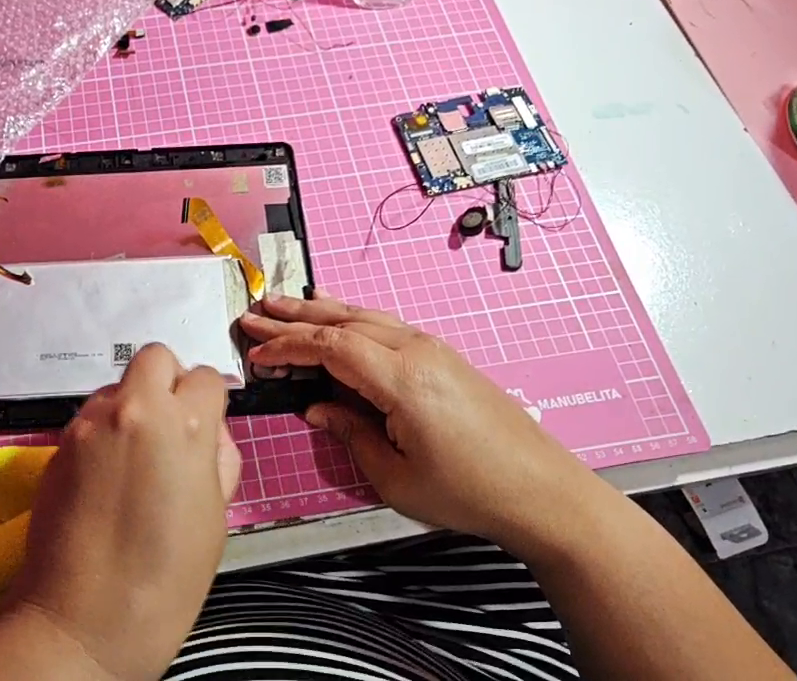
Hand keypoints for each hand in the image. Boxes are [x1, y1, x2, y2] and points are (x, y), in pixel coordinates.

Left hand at [5, 344, 242, 680]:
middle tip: (171, 426)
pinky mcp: (59, 442)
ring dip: (132, 406)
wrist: (82, 622)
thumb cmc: (162, 583)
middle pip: (156, 358)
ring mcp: (90, 422)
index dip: (210, 401)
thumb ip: (216, 459)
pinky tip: (106, 476)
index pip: (205, 377)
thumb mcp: (215, 518)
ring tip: (135, 458)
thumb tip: (209, 434)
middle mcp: (133, 409)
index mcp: (183, 424)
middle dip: (169, 382)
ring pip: (119, 385)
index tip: (207, 423)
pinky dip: (103, 430)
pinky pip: (90, 416)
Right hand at [240, 293, 617, 559]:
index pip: (330, 347)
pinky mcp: (441, 355)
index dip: (287, 346)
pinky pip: (384, 324)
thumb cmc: (474, 492)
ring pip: (362, 316)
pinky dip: (351, 317)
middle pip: (342, 321)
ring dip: (319, 311)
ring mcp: (432, 348)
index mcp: (402, 379)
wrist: (542, 491)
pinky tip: (336, 313)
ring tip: (283, 305)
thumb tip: (318, 409)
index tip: (257, 352)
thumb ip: (349, 434)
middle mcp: (416, 350)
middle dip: (293, 317)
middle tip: (255, 313)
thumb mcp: (396, 478)